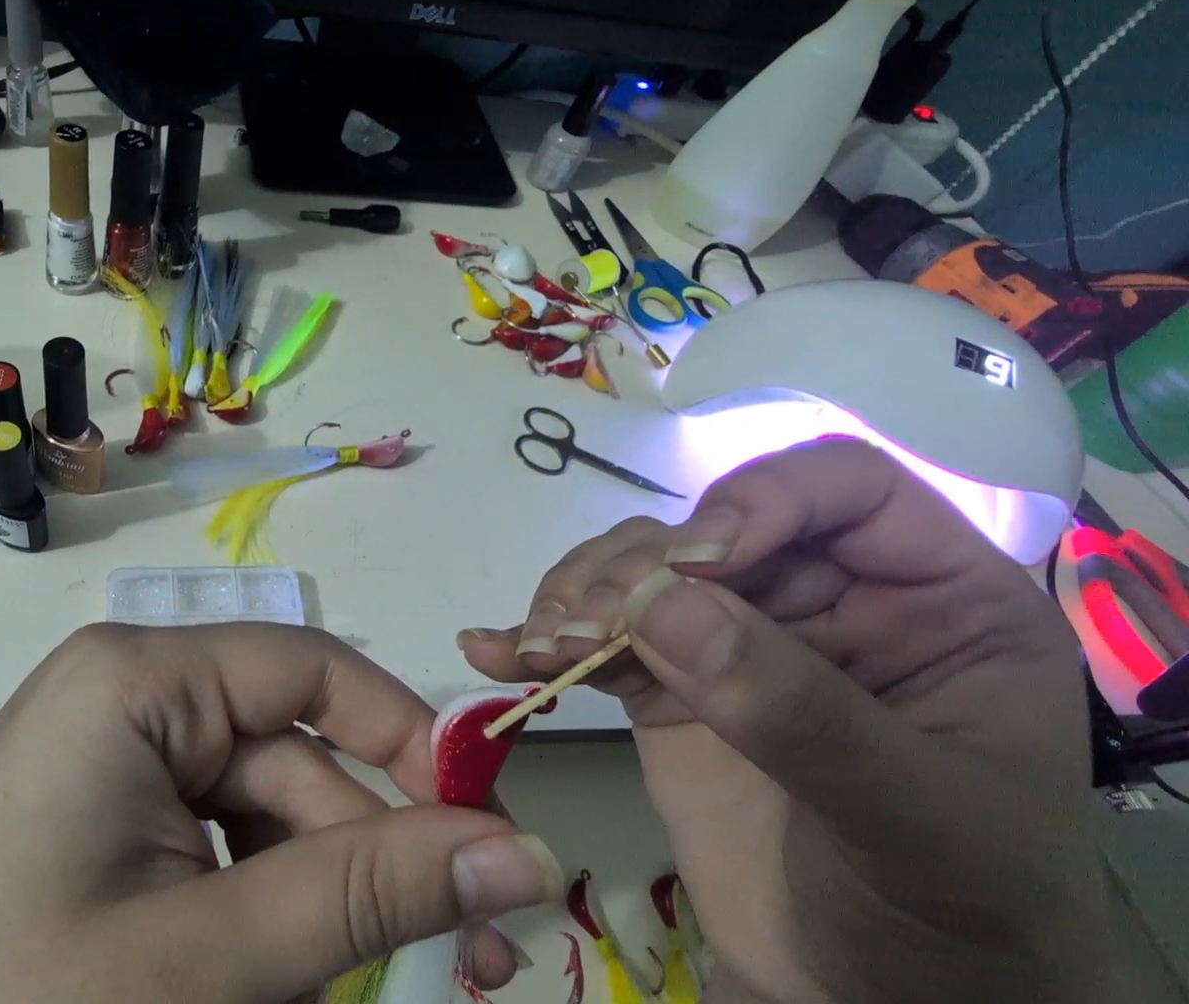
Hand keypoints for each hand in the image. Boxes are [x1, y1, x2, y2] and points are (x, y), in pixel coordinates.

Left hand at [0, 623, 562, 1003]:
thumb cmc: (23, 1003)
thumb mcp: (213, 954)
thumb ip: (367, 895)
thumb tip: (519, 853)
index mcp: (135, 678)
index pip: (309, 669)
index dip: (406, 737)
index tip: (483, 828)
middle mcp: (125, 694)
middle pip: (288, 756)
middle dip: (362, 858)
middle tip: (460, 959)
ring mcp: (110, 754)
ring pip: (258, 813)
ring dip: (312, 899)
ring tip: (340, 984)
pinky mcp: (102, 813)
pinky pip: (212, 845)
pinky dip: (255, 908)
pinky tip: (265, 976)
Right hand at [459, 439, 1115, 1002]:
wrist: (873, 998)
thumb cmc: (949, 913)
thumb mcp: (910, 815)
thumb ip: (795, 708)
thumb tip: (661, 605)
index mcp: (925, 600)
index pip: (840, 490)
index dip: (761, 501)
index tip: (695, 565)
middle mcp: (819, 599)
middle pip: (705, 528)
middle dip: (634, 570)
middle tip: (585, 632)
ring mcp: (730, 640)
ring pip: (636, 569)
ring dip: (576, 597)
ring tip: (542, 653)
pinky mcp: (662, 684)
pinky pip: (597, 635)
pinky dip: (539, 637)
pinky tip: (493, 651)